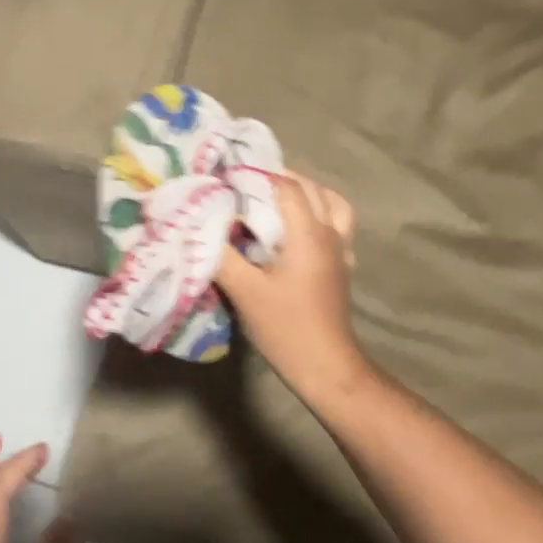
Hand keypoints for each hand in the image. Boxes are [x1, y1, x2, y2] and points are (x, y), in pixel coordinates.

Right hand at [217, 172, 368, 400]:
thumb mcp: (243, 291)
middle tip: (247, 184)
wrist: (326, 367)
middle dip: (280, 179)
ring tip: (278, 199)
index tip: (228, 178)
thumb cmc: (285, 326)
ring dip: (307, 193)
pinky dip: (321, 215)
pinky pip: (338, 226)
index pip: (286, 186)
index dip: (257, 175)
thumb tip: (199, 226)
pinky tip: (300, 230)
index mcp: (307, 233)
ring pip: (332, 204)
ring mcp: (341, 250)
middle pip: (311, 188)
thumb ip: (220, 254)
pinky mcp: (343, 267)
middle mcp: (329, 233)